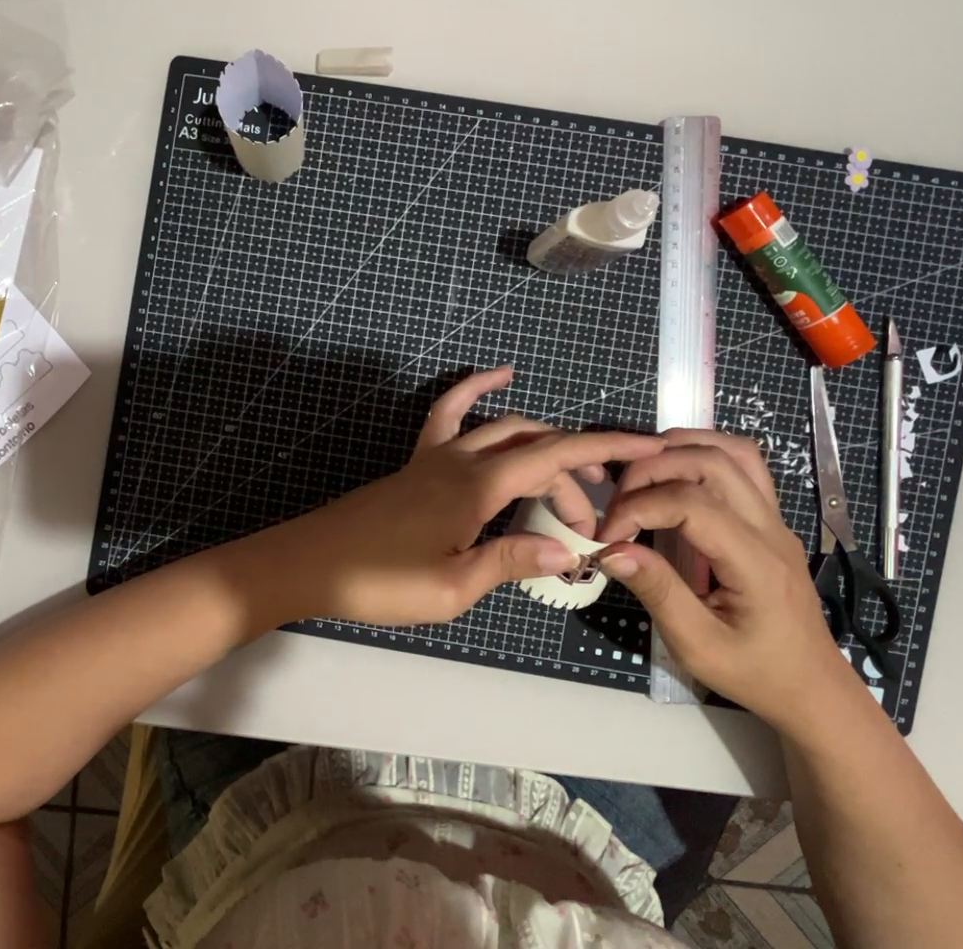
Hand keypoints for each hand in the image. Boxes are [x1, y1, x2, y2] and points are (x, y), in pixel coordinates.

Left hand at [225, 367, 664, 628]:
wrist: (309, 564)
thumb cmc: (379, 582)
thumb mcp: (452, 587)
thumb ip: (511, 562)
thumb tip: (570, 553)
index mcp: (477, 488)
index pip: (555, 457)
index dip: (607, 449)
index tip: (653, 446)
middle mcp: (461, 459)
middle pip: (535, 445)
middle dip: (577, 469)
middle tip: (595, 518)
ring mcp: (435, 455)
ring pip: (503, 428)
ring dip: (541, 444)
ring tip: (568, 481)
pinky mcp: (416, 462)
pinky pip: (451, 414)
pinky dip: (477, 389)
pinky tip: (497, 375)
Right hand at [595, 430, 863, 732]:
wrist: (812, 689)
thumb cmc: (755, 673)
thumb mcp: (698, 646)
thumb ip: (658, 591)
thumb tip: (612, 550)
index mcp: (755, 562)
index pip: (691, 504)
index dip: (639, 508)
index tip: (608, 536)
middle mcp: (771, 529)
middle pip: (711, 462)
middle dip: (653, 470)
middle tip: (619, 503)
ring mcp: (775, 521)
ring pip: (733, 452)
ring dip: (680, 450)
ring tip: (639, 477)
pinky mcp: (770, 522)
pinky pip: (743, 466)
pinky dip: (703, 454)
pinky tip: (672, 476)